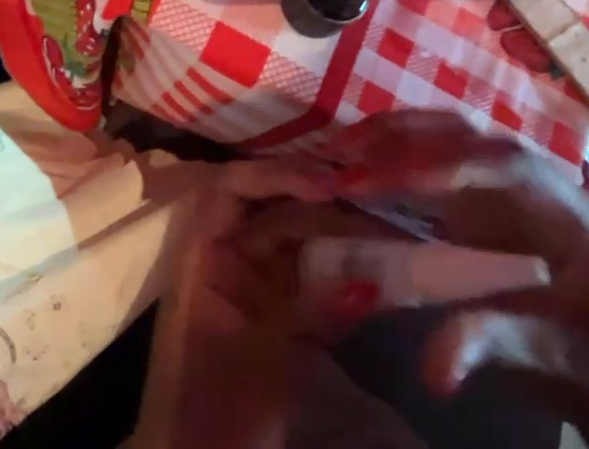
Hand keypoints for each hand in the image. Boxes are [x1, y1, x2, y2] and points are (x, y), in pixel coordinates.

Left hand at [142, 158, 356, 448]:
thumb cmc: (218, 412)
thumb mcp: (265, 362)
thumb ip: (312, 315)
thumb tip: (365, 283)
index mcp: (202, 258)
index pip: (229, 191)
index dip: (272, 176)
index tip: (325, 184)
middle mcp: (228, 260)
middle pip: (273, 209)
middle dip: (320, 203)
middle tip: (374, 200)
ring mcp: (258, 285)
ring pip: (300, 239)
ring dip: (339, 232)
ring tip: (387, 225)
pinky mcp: (286, 312)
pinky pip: (316, 275)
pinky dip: (345, 268)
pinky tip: (381, 260)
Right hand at [333, 110, 588, 448]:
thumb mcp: (549, 357)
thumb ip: (493, 345)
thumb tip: (433, 370)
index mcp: (570, 212)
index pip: (509, 166)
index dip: (450, 166)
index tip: (393, 181)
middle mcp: (538, 183)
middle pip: (471, 135)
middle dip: (406, 137)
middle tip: (346, 154)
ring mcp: (507, 185)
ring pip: (448, 135)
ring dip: (393, 136)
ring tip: (341, 148)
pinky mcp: (481, 197)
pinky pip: (434, 158)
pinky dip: (394, 153)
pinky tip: (357, 161)